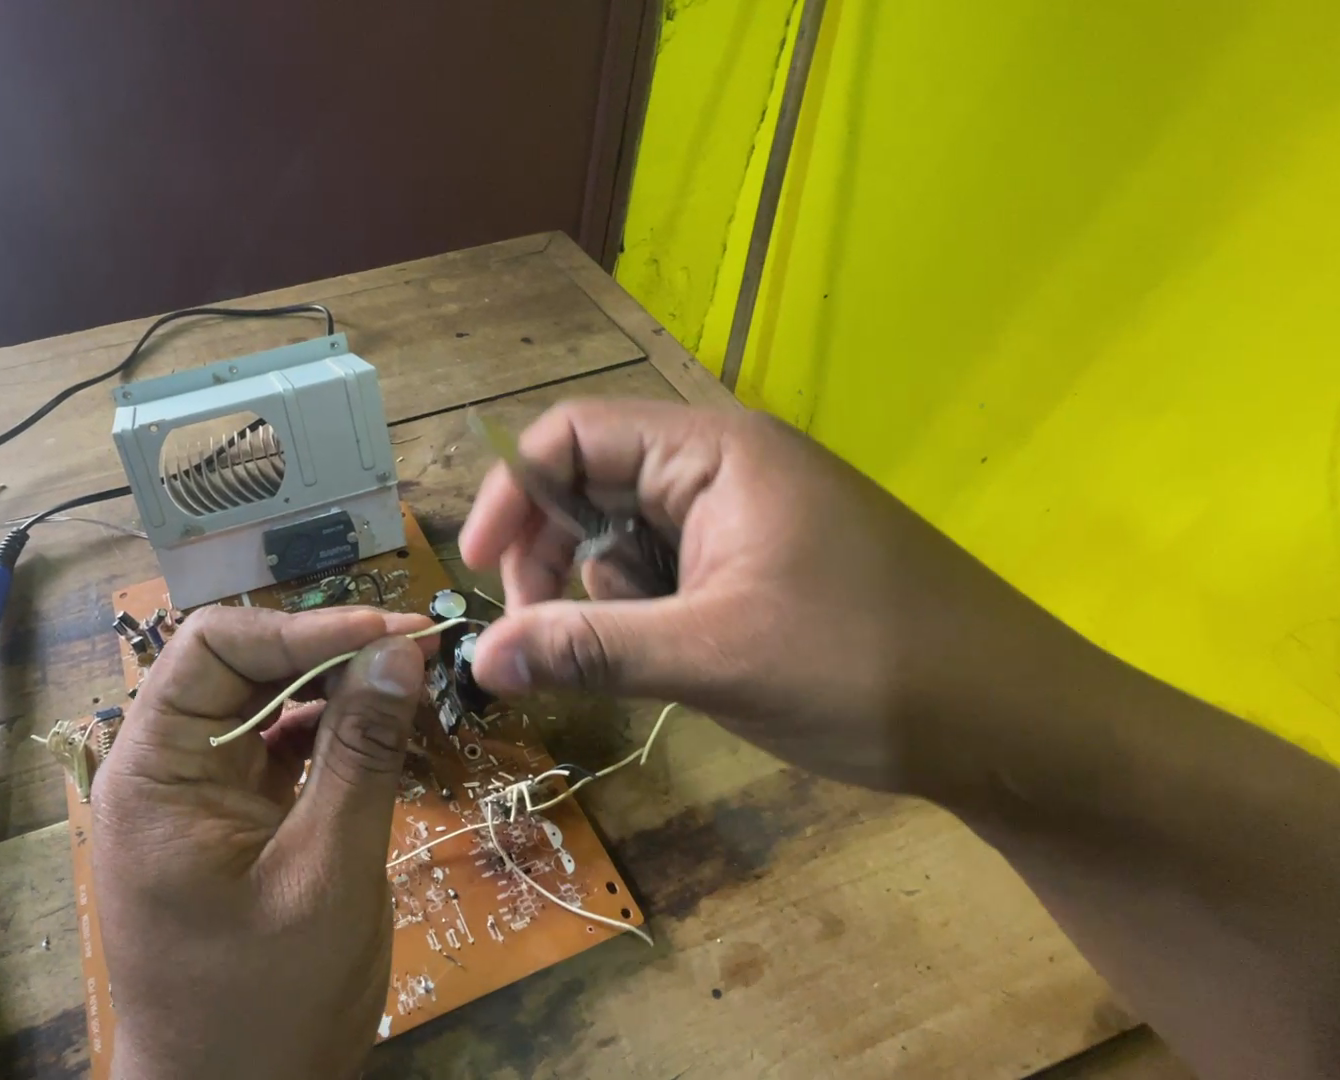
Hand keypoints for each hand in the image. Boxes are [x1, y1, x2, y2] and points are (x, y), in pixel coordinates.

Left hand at [90, 605, 435, 1079]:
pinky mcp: (231, 813)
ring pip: (265, 700)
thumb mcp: (326, 874)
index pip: (213, 648)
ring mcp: (197, 789)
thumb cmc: (266, 1006)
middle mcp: (165, 764)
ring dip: (335, 686)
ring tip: (408, 680)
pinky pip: (279, 745)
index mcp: (154, 770)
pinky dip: (331, 730)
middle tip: (415, 650)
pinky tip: (380, 726)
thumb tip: (398, 652)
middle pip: (241, 666)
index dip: (303, 628)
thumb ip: (362, 754)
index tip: (387, 634)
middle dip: (327, 651)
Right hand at [459, 398, 1083, 796]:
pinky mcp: (752, 563)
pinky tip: (675, 657)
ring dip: (602, 595)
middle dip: (552, 557)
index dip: (512, 493)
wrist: (1020, 733)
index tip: (477, 566)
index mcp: (714, 453)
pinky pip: (660, 572)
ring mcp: (739, 517)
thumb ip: (587, 649)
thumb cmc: (870, 670)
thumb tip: (478, 661)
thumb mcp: (712, 657)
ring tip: (644, 653)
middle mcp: (721, 469)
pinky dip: (642, 613)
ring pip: (620, 537)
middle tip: (541, 633)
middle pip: (588, 486)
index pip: (573, 435)